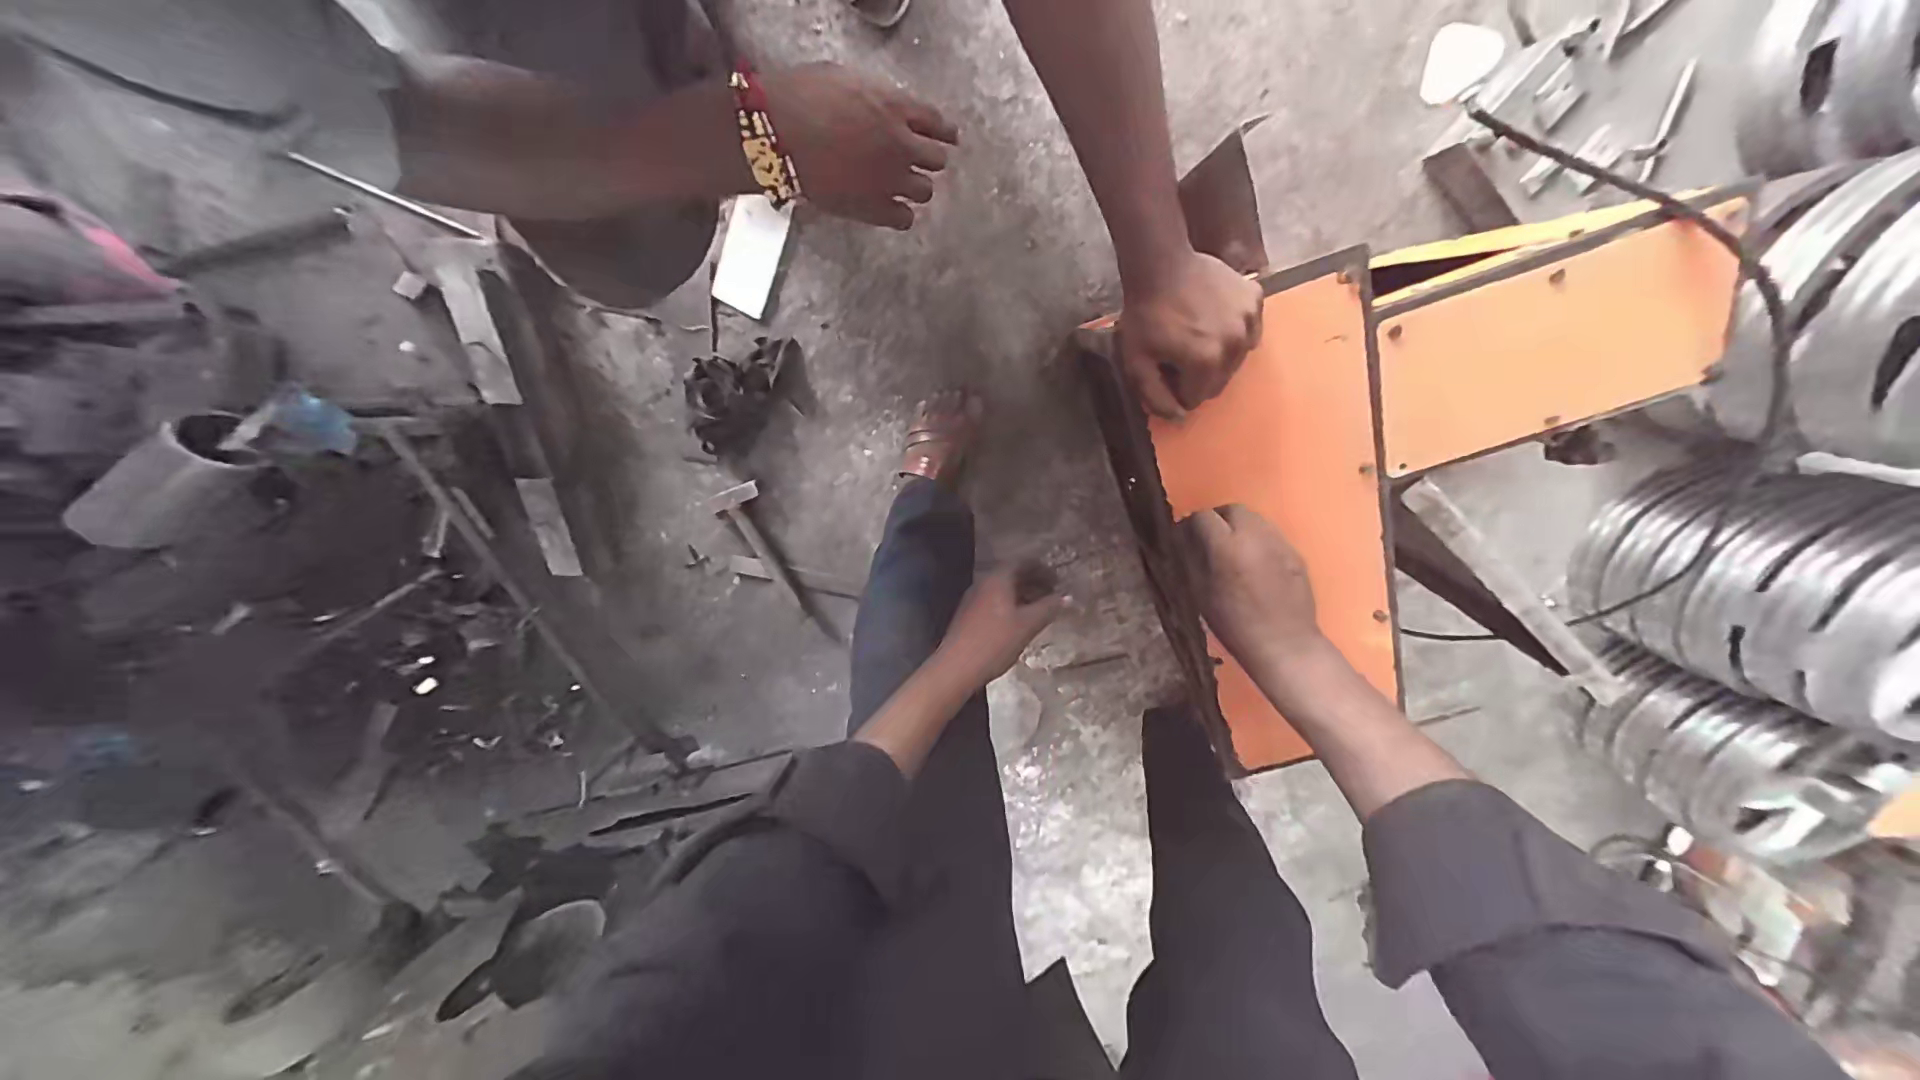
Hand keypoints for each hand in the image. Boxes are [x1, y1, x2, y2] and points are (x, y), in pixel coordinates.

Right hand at [760, 63, 959, 229]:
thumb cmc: (800, 97)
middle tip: (918, 162)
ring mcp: (890, 180)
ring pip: (924, 191)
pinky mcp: (874, 208)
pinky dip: (901, 214)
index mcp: (895, 107)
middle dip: (928, 159)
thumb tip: (879, 107)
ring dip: (916, 187)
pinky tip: (891, 209)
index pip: (936, 123)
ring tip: (903, 187)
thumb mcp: (843, 79)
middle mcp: (900, 145)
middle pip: (936, 160)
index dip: (944, 132)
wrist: (778, 135)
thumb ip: (872, 97)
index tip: (949, 137)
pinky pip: (905, 218)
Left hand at [931, 563, 1065, 690]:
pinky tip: (1019, 622)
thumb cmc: (995, 641)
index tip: (1057, 581)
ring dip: (1022, 595)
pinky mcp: (968, 615)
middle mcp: (983, 584)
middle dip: (1033, 582)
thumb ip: (1048, 608)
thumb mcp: (1027, 624)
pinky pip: (993, 602)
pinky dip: (1010, 605)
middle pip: (1011, 575)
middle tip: (1052, 595)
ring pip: (1002, 590)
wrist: (956, 667)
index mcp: (997, 579)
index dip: (1042, 569)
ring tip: (1039, 610)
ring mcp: (973, 599)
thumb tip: (1067, 596)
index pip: (1022, 563)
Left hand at [1119, 250, 1262, 417]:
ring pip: (1236, 359)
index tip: (1165, 369)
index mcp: (1206, 362)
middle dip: (1197, 376)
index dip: (1177, 387)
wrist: (1161, 265)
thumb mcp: (1136, 363)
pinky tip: (1213, 320)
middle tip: (1178, 354)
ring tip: (1195, 336)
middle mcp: (1235, 344)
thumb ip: (1156, 397)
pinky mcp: (1255, 300)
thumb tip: (1180, 419)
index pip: (1196, 398)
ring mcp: (1250, 320)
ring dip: (1217, 356)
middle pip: (1219, 381)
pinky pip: (1249, 331)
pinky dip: (1234, 332)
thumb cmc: (1145, 315)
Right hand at [1179, 505, 1321, 666]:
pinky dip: (1257, 541)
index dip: (1190, 526)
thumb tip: (1181, 539)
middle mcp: (1255, 536)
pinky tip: (1254, 565)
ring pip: (1255, 519)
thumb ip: (1190, 559)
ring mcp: (1280, 543)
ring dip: (1239, 528)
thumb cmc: (1233, 624)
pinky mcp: (1296, 554)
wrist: (1284, 645)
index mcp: (1227, 547)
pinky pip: (1271, 536)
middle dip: (1217, 520)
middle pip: (1232, 509)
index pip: (1203, 517)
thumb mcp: (1200, 593)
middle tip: (1209, 541)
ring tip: (1232, 552)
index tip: (1184, 539)